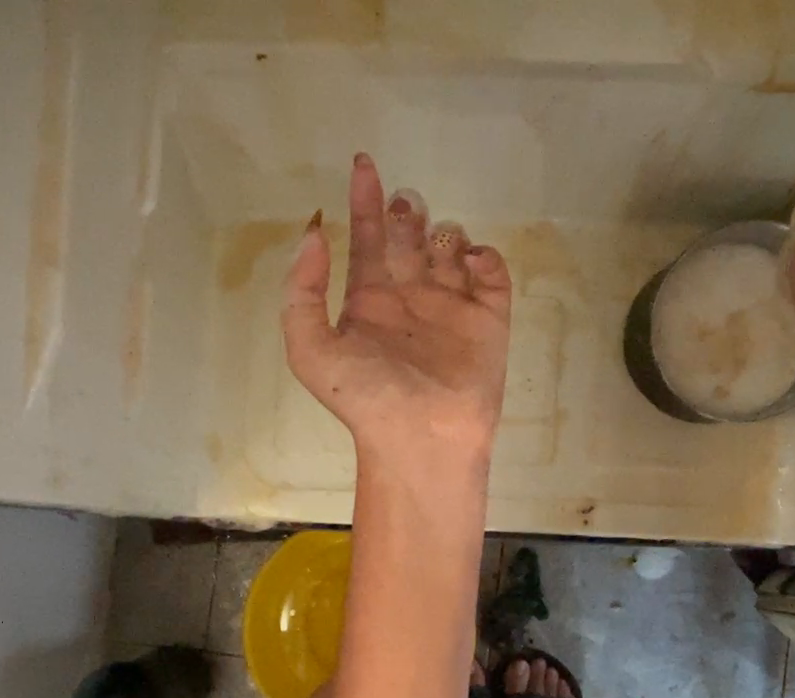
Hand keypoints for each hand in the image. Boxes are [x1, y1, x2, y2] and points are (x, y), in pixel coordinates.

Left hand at [281, 154, 511, 474]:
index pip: (367, 241)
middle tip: (405, 206)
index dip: (363, 203)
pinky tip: (469, 261)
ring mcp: (451, 306)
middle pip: (410, 238)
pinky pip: (491, 273)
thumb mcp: (311, 349)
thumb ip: (303, 292)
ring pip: (450, 248)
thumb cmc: (366, 396)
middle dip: (406, 213)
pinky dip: (483, 256)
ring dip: (443, 231)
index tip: (363, 163)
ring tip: (435, 240)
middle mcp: (409, 298)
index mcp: (368, 302)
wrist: (422, 436)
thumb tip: (313, 235)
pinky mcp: (489, 319)